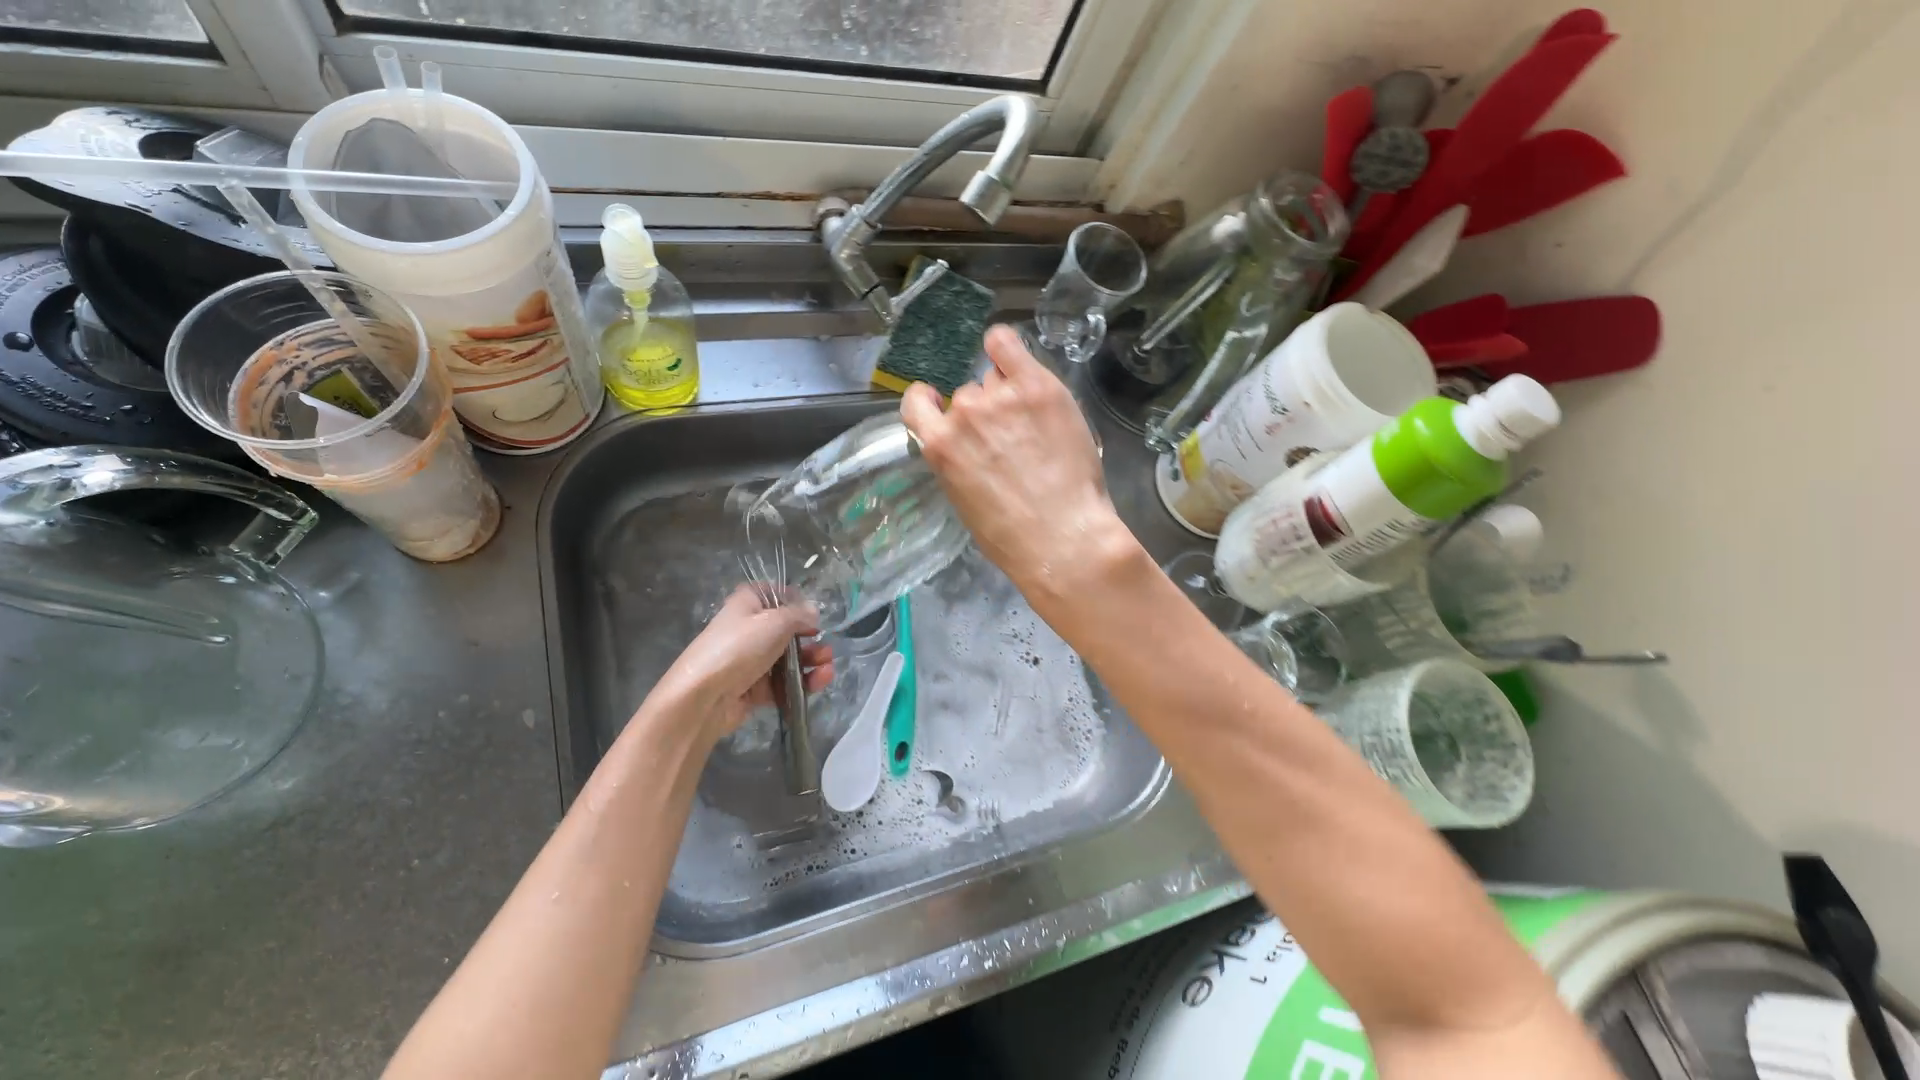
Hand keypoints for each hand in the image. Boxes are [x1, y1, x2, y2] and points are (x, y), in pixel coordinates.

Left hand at [652, 585, 833, 743]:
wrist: (704, 696)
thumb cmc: (739, 647)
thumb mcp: (775, 621)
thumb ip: (799, 615)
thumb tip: (814, 611)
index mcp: (747, 604)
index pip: (774, 595)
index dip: (796, 602)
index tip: (814, 614)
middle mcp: (748, 630)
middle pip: (786, 631)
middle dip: (809, 639)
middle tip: (825, 648)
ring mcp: (751, 661)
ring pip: (788, 659)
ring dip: (811, 662)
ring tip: (827, 670)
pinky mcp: (754, 688)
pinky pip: (783, 683)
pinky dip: (801, 683)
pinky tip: (818, 683)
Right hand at [901, 325, 1137, 594]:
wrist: (1061, 538)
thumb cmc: (1012, 538)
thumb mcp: (964, 502)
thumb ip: (957, 462)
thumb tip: (967, 446)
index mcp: (938, 447)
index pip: (917, 403)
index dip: (930, 403)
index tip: (942, 408)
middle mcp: (962, 414)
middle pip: (967, 395)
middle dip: (986, 412)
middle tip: (1013, 438)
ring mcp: (998, 398)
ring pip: (994, 378)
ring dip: (1008, 392)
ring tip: (1035, 422)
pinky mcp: (1035, 387)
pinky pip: (1006, 344)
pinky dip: (1005, 348)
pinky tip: (1016, 361)